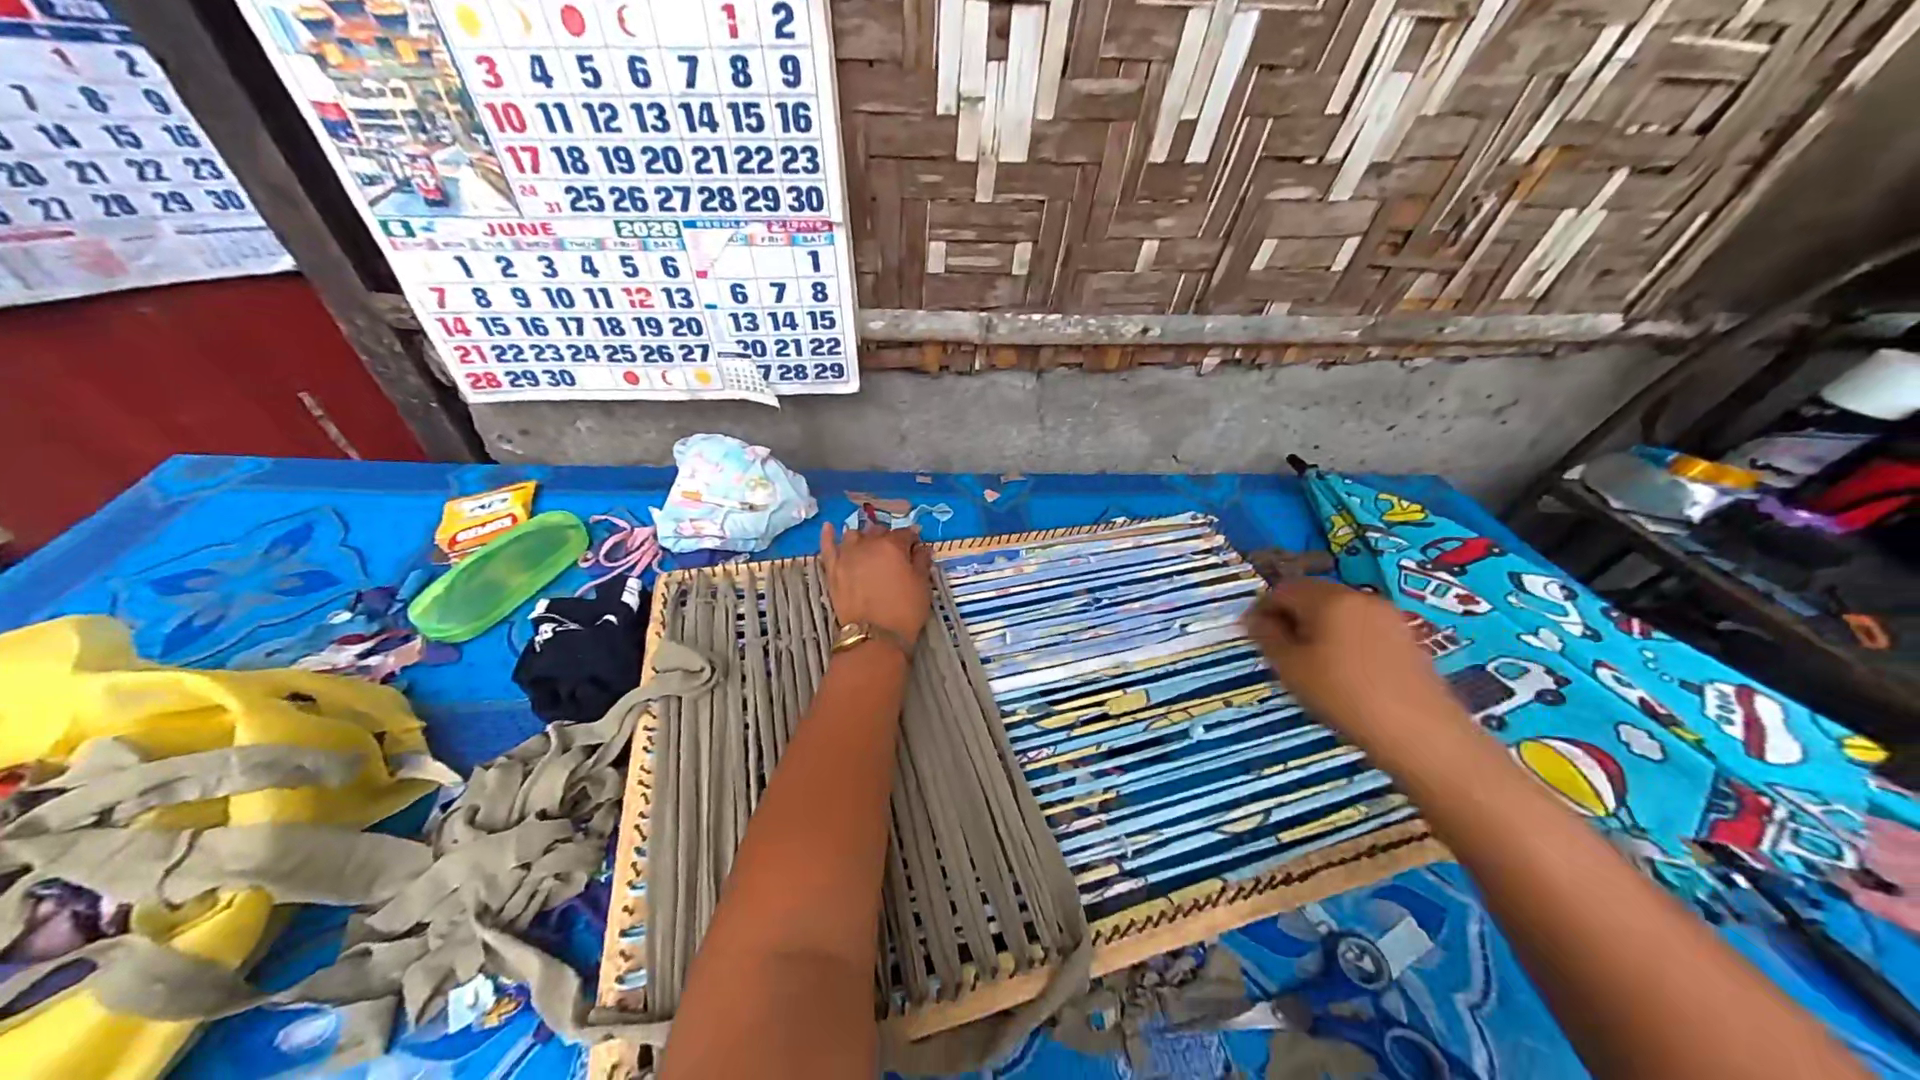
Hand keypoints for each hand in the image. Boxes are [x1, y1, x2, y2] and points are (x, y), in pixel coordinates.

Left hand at [819, 521, 932, 641]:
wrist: (875, 635)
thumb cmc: (905, 610)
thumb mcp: (922, 585)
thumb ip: (922, 561)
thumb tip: (922, 547)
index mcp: (892, 545)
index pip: (905, 534)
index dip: (912, 540)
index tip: (916, 548)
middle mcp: (868, 544)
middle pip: (879, 532)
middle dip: (888, 538)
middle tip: (895, 552)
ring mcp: (847, 555)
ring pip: (854, 535)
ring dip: (864, 537)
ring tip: (869, 546)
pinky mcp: (833, 569)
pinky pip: (827, 546)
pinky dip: (828, 535)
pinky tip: (829, 527)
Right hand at [1243, 579, 1470, 752]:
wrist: (1418, 730)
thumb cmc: (1342, 694)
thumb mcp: (1291, 667)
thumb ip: (1267, 636)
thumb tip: (1256, 618)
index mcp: (1328, 598)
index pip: (1283, 589)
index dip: (1263, 608)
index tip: (1253, 633)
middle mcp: (1359, 596)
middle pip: (1313, 594)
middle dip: (1291, 615)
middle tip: (1279, 648)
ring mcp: (1387, 615)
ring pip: (1339, 610)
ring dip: (1318, 626)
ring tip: (1311, 661)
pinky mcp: (1406, 636)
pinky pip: (1362, 625)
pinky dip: (1344, 637)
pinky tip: (1343, 668)